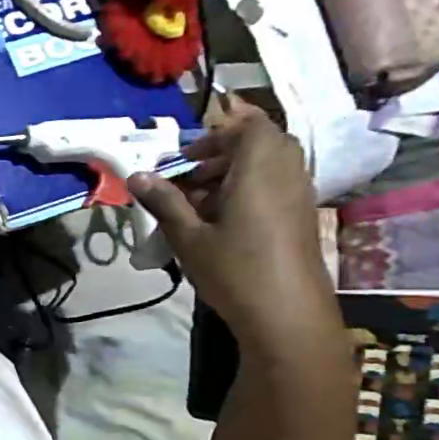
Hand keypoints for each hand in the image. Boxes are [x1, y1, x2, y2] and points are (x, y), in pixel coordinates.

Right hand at [129, 96, 337, 355]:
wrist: (287, 315)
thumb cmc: (235, 270)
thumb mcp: (189, 237)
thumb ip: (164, 202)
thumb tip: (136, 175)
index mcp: (259, 165)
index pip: (246, 125)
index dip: (213, 135)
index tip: (184, 160)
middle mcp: (286, 170)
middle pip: (257, 143)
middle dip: (221, 154)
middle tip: (189, 180)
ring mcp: (299, 193)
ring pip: (266, 165)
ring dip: (232, 174)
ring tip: (199, 206)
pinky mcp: (302, 216)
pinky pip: (275, 186)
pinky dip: (248, 191)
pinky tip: (222, 224)